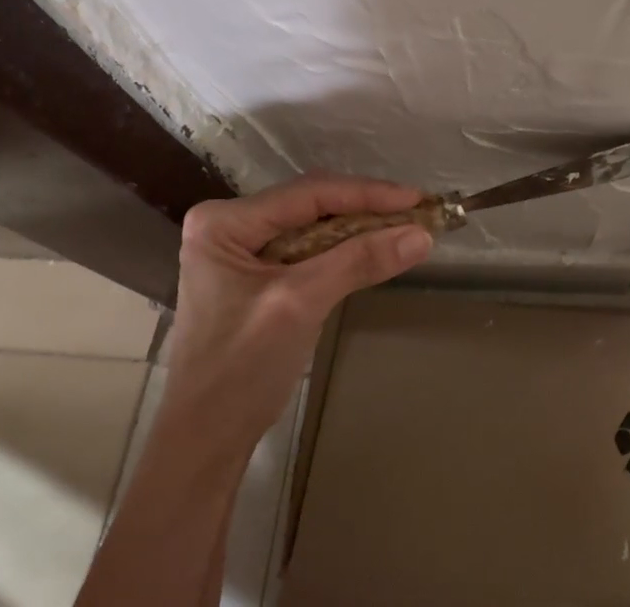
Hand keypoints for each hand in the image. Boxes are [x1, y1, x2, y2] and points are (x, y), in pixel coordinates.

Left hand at [160, 173, 435, 439]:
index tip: (417, 199)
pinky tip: (377, 251)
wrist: (206, 436)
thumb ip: (358, 262)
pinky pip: (310, 250)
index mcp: (224, 222)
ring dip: (361, 229)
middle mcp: (230, 225)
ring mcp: (243, 250)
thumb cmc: (240, 368)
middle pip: (312, 204)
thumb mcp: (301, 304)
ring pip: (315, 226)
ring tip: (408, 229)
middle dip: (367, 209)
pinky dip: (346, 251)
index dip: (367, 193)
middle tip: (420, 214)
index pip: (308, 193)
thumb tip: (422, 235)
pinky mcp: (258, 274)